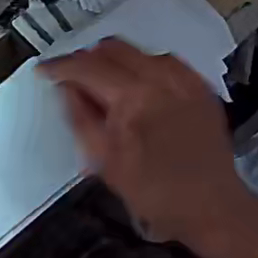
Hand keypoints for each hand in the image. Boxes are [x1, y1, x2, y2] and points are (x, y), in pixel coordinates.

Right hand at [39, 38, 257, 257]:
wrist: (214, 208)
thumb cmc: (154, 193)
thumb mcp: (105, 161)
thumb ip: (81, 118)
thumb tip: (66, 88)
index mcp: (134, 97)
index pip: (87, 66)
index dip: (60, 66)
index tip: (43, 71)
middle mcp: (161, 77)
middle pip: (113, 49)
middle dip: (85, 59)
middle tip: (70, 79)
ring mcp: (186, 80)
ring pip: (138, 51)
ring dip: (114, 62)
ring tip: (102, 85)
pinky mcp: (201, 88)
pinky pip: (164, 62)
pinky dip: (142, 68)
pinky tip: (137, 88)